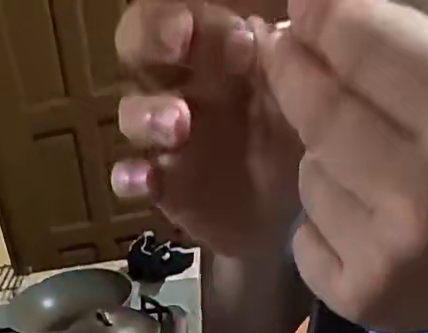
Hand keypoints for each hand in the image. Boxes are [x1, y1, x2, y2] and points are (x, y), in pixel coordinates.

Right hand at [113, 2, 304, 258]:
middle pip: (137, 45)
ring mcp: (166, 139)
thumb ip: (283, 60)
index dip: (175, 12)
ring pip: (131, 112)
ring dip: (146, 113)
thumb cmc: (290, 142)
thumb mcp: (298, 97)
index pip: (176, 14)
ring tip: (177, 126)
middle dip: (149, 36)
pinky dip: (129, 176)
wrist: (287, 218)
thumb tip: (265, 27)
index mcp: (213, 53)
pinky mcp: (162, 186)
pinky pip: (128, 175)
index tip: (202, 26)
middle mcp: (181, 87)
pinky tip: (146, 179)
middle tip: (178, 42)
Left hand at [260, 0, 427, 332]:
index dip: (325, 19)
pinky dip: (322, 221)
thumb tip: (326, 25)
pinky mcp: (354, 298)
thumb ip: (419, 58)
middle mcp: (419, 193)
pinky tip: (359, 226)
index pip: (372, 52)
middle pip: (322, 116)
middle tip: (282, 51)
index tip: (300, 4)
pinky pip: (305, 237)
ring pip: (309, 178)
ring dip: (323, 161)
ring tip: (365, 171)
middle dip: (293, 73)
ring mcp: (380, 255)